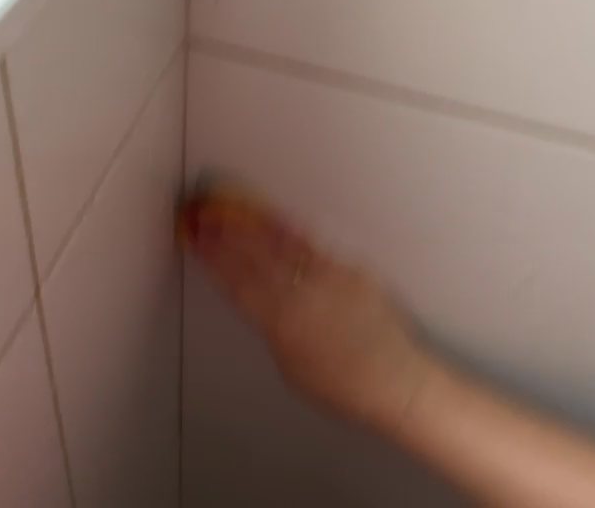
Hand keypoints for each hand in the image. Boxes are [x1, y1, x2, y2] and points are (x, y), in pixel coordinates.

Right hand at [180, 184, 434, 432]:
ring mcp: (328, 277)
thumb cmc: (345, 388)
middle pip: (253, 255)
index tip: (194, 236)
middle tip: (202, 213)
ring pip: (279, 243)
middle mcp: (303, 295)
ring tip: (227, 207)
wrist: (400, 383)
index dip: (212, 256)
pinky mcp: (350, 269)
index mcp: (283, 323)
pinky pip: (312, 244)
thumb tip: (260, 301)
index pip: (237, 281)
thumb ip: (272, 328)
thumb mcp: (292, 367)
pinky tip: (272, 216)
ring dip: (249, 223)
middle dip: (223, 231)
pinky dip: (287, 228)